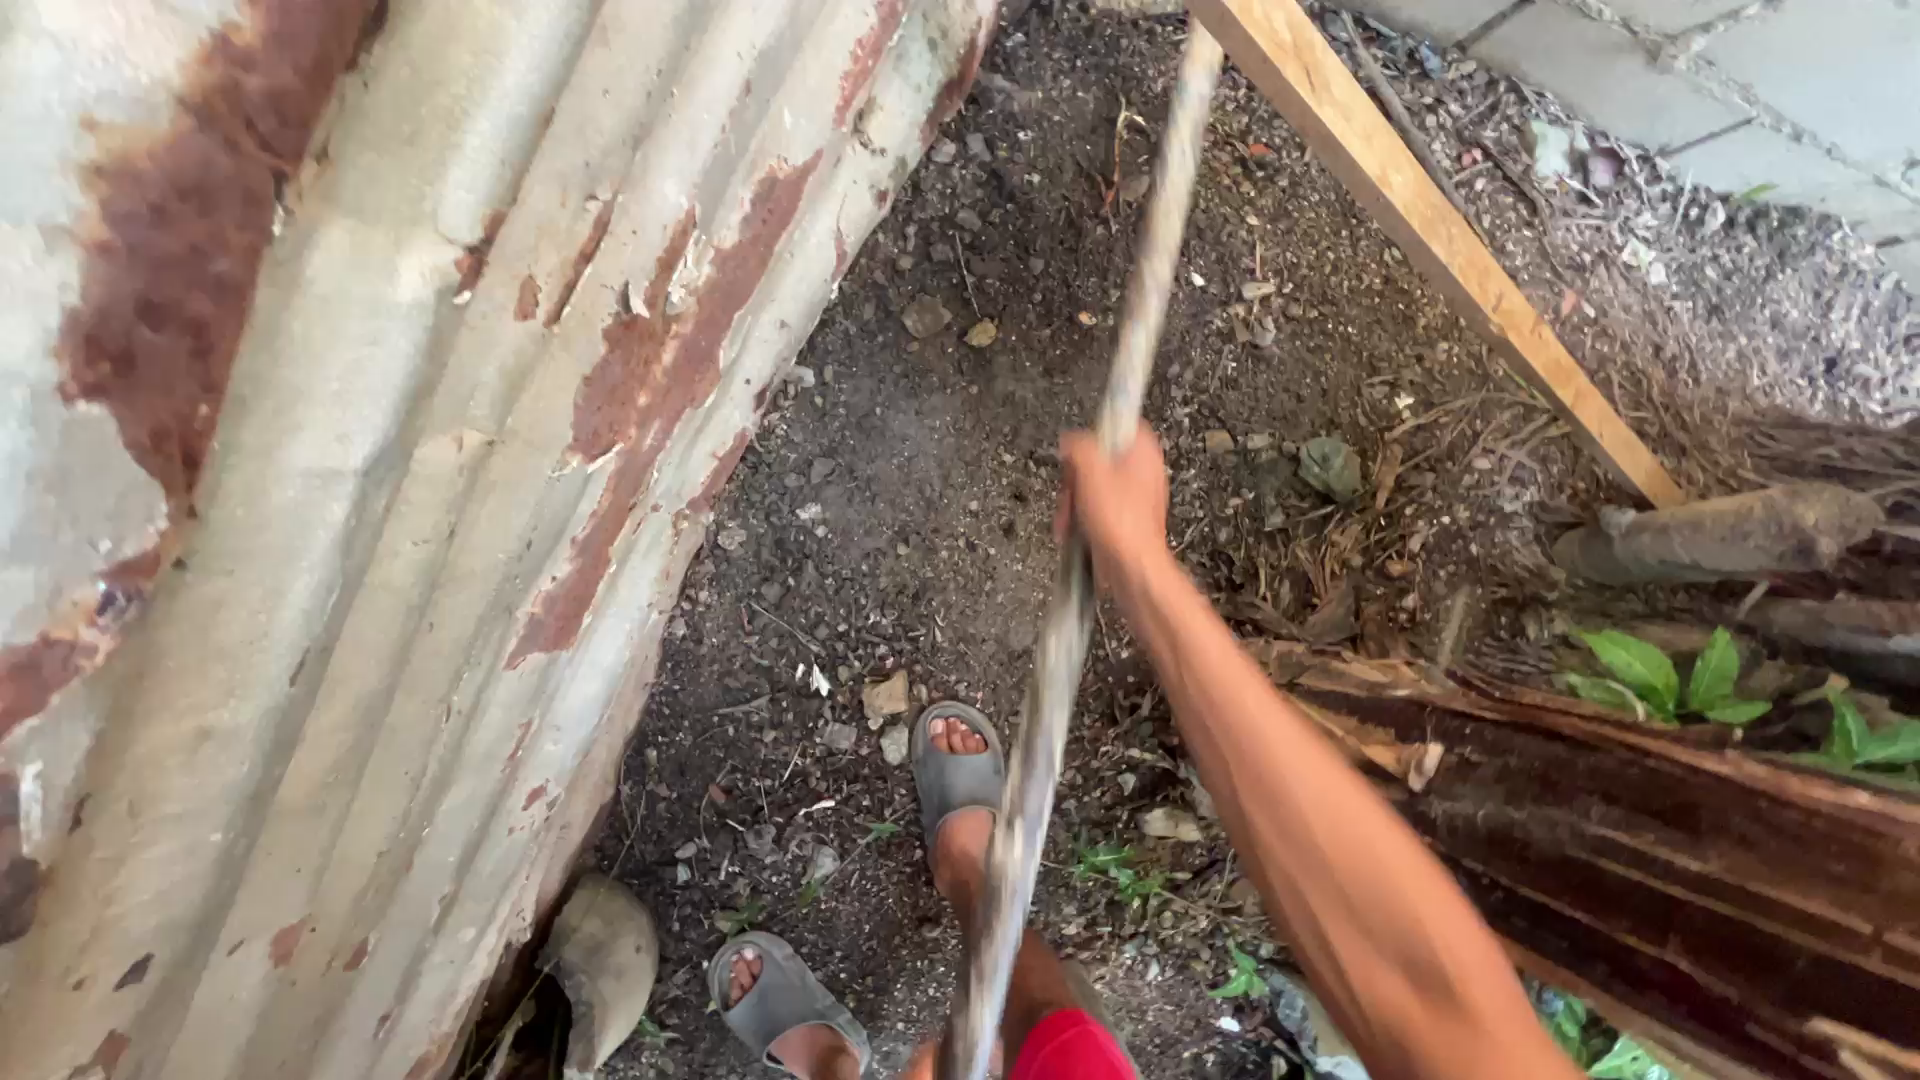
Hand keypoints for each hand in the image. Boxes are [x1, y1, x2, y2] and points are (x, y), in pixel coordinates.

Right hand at [1055, 421, 1170, 580]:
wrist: (1132, 567)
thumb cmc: (1122, 525)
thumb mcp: (1091, 472)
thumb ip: (1080, 446)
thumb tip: (1070, 441)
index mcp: (1143, 453)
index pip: (1121, 424)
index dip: (1096, 433)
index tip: (1080, 446)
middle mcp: (1142, 473)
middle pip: (1099, 460)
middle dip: (1076, 477)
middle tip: (1071, 490)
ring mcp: (1134, 499)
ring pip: (1093, 487)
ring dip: (1074, 502)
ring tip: (1070, 518)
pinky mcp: (1124, 520)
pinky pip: (1096, 510)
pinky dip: (1081, 518)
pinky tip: (1074, 531)